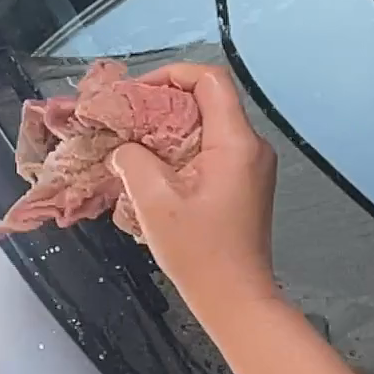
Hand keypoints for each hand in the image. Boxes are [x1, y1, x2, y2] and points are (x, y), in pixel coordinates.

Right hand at [109, 63, 281, 328]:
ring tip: (130, 141)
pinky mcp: (240, 182)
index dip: (171, 75)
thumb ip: (132, 160)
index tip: (136, 93)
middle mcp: (249, 147)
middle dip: (160, 101)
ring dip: (165, 126)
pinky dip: (175, 146)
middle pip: (205, 99)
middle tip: (124, 117)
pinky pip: (206, 146)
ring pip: (203, 123)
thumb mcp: (153, 200)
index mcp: (235, 143)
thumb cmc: (199, 252)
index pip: (210, 80)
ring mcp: (247, 165)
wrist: (235, 298)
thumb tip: (124, 148)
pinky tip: (149, 166)